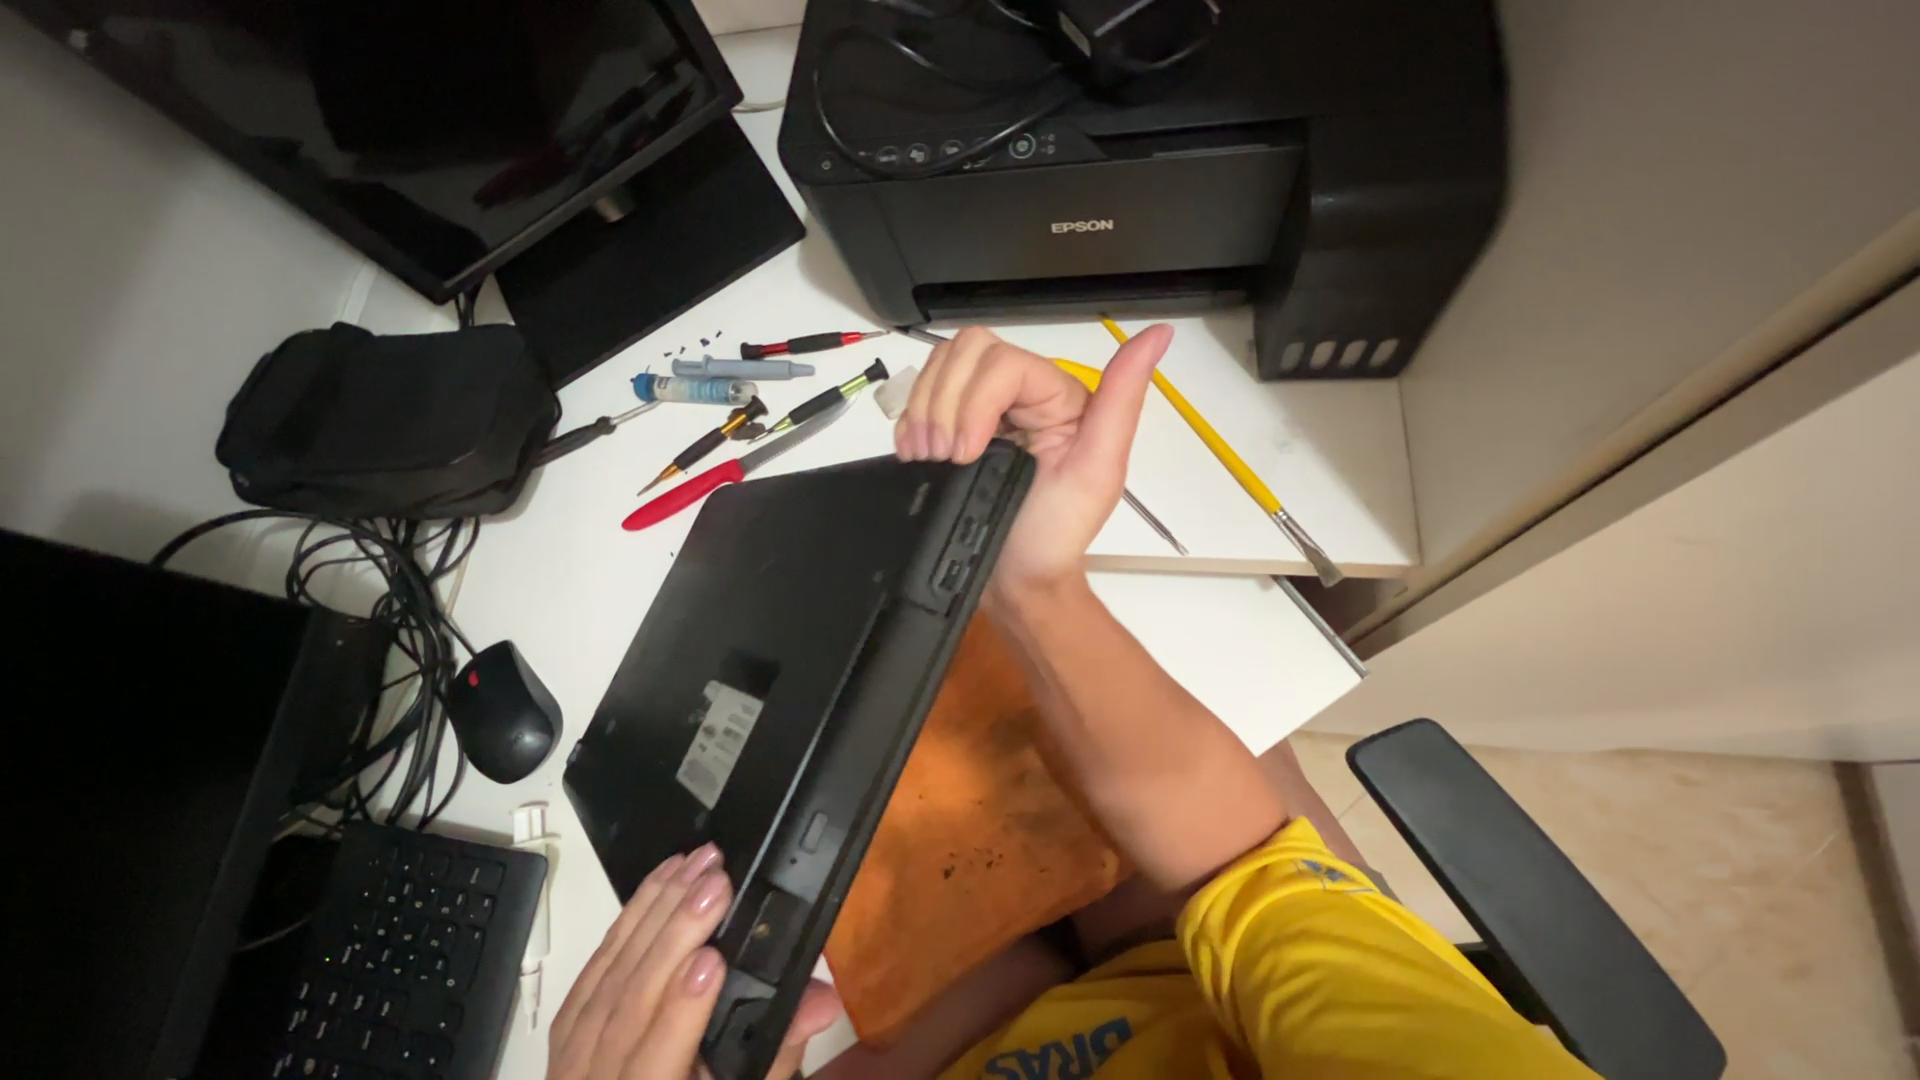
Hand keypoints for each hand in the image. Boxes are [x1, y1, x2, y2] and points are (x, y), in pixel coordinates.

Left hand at [549, 844, 841, 1079]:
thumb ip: (777, 1052)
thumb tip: (822, 1000)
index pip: (652, 1066)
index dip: (679, 1013)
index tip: (711, 958)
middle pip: (628, 1009)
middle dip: (672, 939)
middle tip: (715, 882)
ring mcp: (573, 1059)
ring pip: (608, 979)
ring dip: (653, 913)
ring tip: (695, 865)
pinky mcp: (568, 1028)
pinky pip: (593, 967)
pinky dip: (627, 919)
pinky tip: (659, 880)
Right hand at [894, 325, 1172, 593]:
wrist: (1015, 582)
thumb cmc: (1056, 536)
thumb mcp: (1098, 471)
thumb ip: (1123, 400)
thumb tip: (1159, 334)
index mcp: (1057, 395)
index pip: (1002, 362)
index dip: (975, 401)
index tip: (965, 455)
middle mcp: (1020, 393)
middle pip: (966, 352)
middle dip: (945, 403)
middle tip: (945, 456)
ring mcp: (980, 410)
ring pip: (938, 368)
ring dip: (924, 412)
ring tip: (930, 458)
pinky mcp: (949, 429)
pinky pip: (919, 398)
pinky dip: (909, 422)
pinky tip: (916, 454)